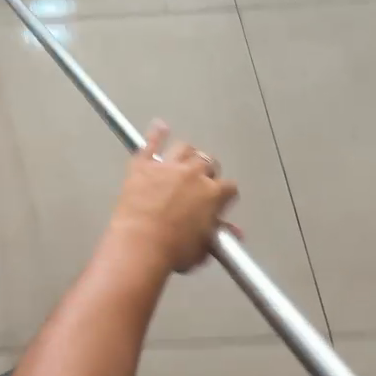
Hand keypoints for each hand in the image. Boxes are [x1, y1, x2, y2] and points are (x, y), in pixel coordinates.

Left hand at [106, 121, 238, 273]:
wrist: (141, 241)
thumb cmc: (175, 250)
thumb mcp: (203, 247)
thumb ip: (218, 233)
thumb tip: (235, 232)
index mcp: (213, 194)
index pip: (229, 186)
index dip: (225, 193)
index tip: (220, 199)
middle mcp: (193, 173)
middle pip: (207, 162)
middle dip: (207, 171)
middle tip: (200, 181)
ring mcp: (167, 165)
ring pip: (184, 148)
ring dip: (187, 153)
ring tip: (185, 159)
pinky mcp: (144, 162)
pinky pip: (152, 141)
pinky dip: (157, 132)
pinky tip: (160, 125)